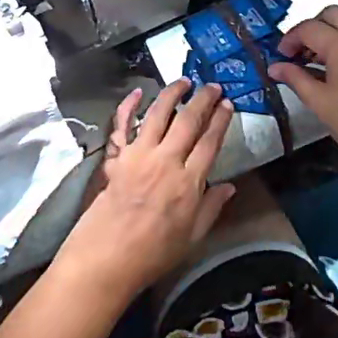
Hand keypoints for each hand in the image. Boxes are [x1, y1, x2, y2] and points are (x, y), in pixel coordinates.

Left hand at [52, 80, 236, 300]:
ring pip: (158, 114)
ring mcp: (139, 155)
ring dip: (172, 93)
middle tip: (212, 86)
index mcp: (189, 182)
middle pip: (188, 121)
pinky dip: (129, 105)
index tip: (227, 105)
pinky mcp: (117, 156)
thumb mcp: (193, 237)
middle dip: (203, 99)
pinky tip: (138, 92)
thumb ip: (211, 208)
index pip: (210, 142)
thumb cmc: (154, 253)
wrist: (108, 256)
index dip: (220, 120)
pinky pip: (123, 124)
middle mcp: (166, 161)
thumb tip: (229, 186)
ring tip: (184, 81)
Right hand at [268, 6, 337, 196]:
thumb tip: (274, 67)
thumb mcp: (320, 104)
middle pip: (335, 14)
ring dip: (336, 35)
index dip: (290, 38)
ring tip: (323, 63)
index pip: (310, 27)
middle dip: (314, 27)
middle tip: (302, 51)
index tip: (282, 56)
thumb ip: (295, 79)